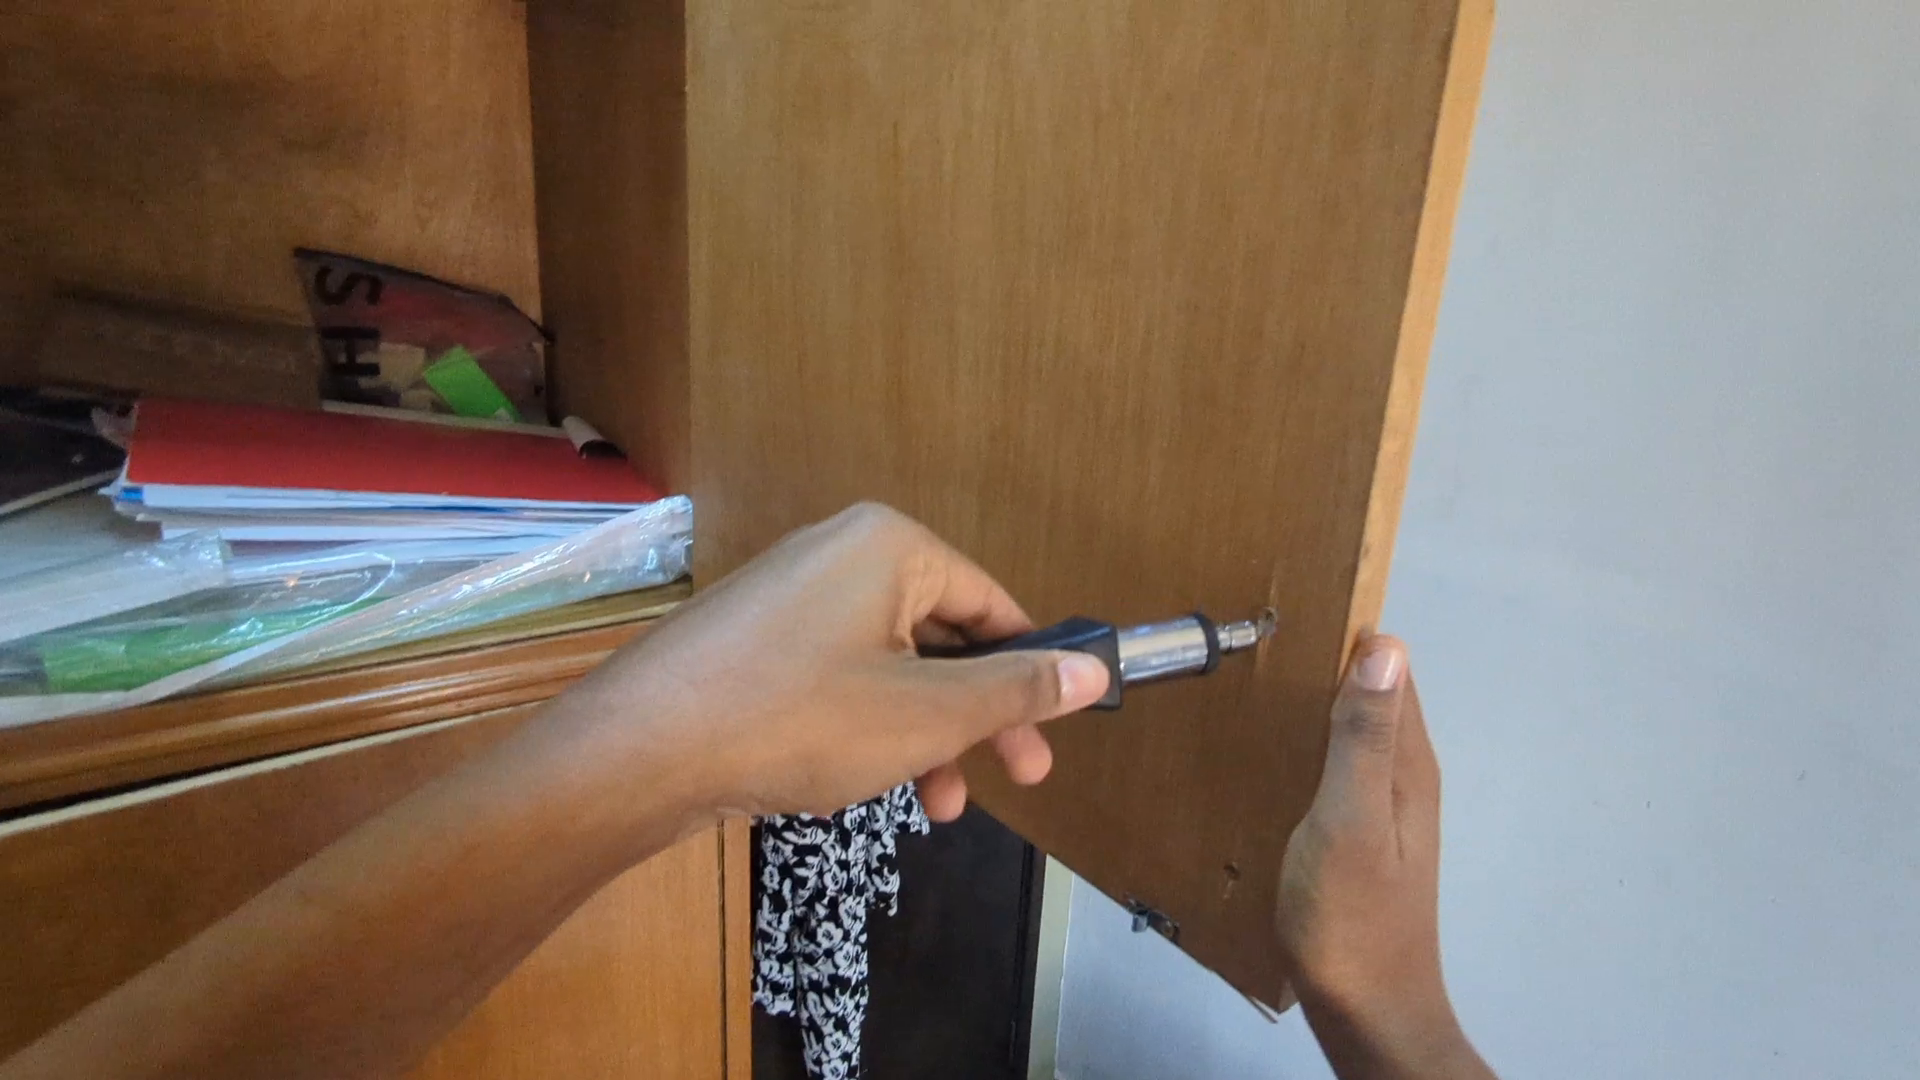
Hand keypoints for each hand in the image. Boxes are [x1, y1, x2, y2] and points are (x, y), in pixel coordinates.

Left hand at [561, 503, 1110, 824]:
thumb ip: (1017, 690)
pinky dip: (864, 723)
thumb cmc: (803, 718)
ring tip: (935, 802)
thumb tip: (1096, 671)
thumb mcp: (928, 713)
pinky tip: (856, 780)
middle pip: (940, 637)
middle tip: (1015, 777)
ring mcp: (793, 594)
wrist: (637, 752)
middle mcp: (842, 553)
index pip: (990, 603)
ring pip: (889, 665)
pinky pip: (837, 673)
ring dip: (921, 733)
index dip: (1028, 667)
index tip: (1048, 728)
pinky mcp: (757, 637)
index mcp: (891, 546)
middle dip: (975, 716)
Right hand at [1276, 636, 1493, 1078]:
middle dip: (1321, 659)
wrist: (1365, 1009)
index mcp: (1406, 761)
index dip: (1349, 633)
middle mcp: (1401, 771)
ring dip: (1308, 697)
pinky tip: (1262, 743)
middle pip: (1368, 691)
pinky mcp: (1353, 823)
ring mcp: (1378, 800)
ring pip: (1347, 724)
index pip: (1389, 668)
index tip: (1288, 612)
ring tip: (1245, 681)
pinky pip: (1332, 757)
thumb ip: (1363, 738)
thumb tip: (1385, 647)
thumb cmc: (1351, 913)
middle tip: (1250, 644)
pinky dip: (1304, 736)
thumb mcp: (1350, 819)